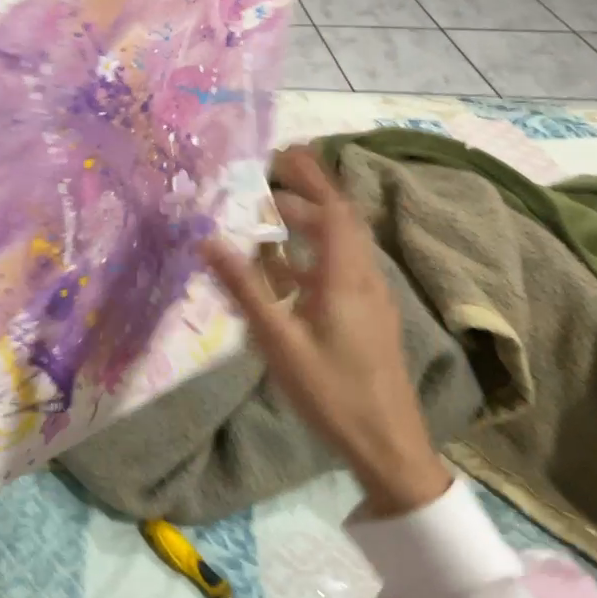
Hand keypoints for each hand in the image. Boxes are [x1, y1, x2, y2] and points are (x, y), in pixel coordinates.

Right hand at [204, 146, 451, 518]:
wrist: (388, 446)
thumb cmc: (331, 391)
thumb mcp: (278, 339)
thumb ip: (244, 286)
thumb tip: (208, 240)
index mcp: (346, 278)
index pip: (334, 212)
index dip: (313, 179)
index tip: (288, 151)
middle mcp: (364, 280)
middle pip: (340, 224)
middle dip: (305, 198)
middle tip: (263, 187)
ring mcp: (370, 301)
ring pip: (342, 247)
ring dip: (310, 225)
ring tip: (270, 218)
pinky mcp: (368, 318)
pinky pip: (340, 269)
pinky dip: (313, 254)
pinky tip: (286, 269)